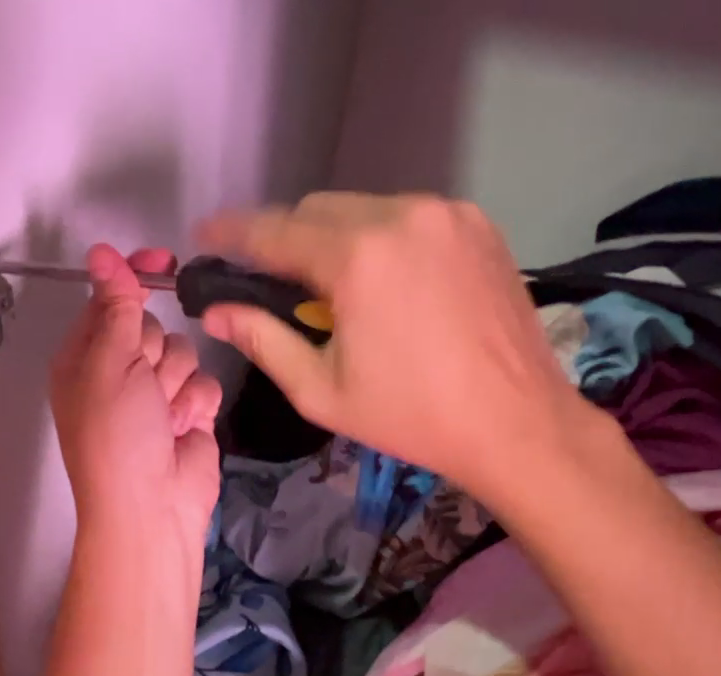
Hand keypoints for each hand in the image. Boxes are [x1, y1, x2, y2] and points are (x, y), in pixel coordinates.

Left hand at [52, 244, 222, 558]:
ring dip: (177, 383)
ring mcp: (155, 395)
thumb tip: (101, 253)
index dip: (132, 279)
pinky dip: (197, 404)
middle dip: (155, 353)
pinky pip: (204, 383)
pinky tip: (185, 428)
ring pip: (183, 353)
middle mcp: (117, 373)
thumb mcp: (108, 364)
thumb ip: (115, 307)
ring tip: (164, 417)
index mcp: (83, 358)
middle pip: (152, 326)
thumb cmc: (117, 435)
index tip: (161, 259)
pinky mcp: (188, 414)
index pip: (109, 300)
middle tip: (145, 385)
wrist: (151, 507)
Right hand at [197, 194, 608, 507]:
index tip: (204, 236)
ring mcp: (447, 214)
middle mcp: (402, 215)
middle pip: (317, 209)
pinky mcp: (478, 225)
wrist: (516, 421)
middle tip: (275, 285)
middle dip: (287, 240)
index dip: (232, 233)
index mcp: (358, 257)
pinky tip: (389, 287)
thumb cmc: (411, 416)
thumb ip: (263, 341)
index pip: (274, 231)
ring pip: (364, 208)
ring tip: (338, 295)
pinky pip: (408, 217)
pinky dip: (383, 240)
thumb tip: (216, 314)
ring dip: (335, 240)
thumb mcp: (321, 390)